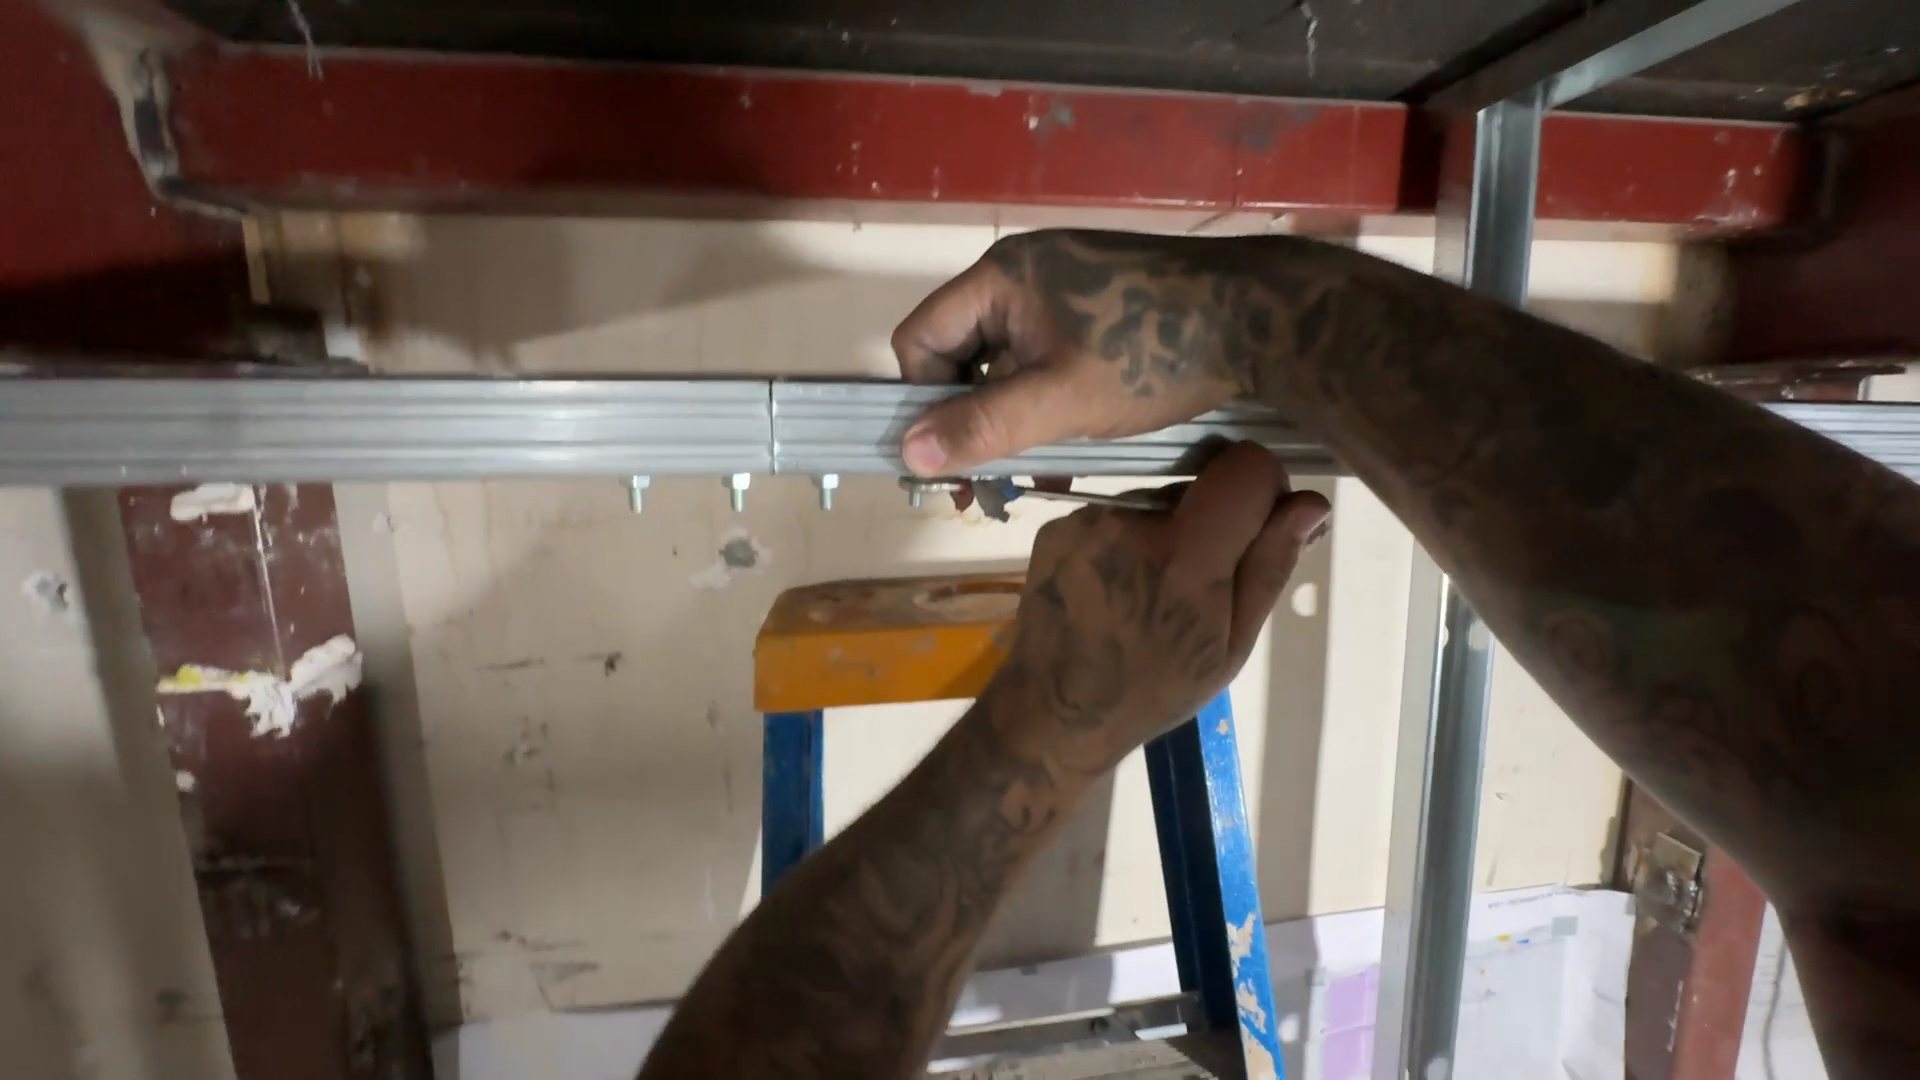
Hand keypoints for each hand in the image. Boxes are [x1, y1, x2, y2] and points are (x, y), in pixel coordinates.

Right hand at [892, 229, 1285, 475]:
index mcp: (1002, 279)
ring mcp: (1062, 296)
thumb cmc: (1153, 354)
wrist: (1263, 321)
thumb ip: (981, 426)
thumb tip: (907, 455)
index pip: (921, 338)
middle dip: (968, 424)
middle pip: (961, 357)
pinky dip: (1043, 412)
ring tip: (1026, 482)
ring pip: (1005, 370)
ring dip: (1008, 427)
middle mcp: (1023, 279)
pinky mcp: (1094, 317)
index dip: (922, 399)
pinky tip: (1062, 459)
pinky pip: (1043, 369)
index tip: (947, 456)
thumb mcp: (1060, 400)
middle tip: (984, 486)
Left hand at [994, 442, 1329, 768]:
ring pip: (1153, 503)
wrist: (1054, 708)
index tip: (1258, 527)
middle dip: (1209, 524)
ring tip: (1143, 595)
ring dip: (1162, 535)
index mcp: (1184, 554)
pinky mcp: (1056, 525)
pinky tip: (1110, 590)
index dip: (1264, 487)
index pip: (1245, 466)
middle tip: (1192, 587)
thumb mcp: (1230, 644)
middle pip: (1197, 486)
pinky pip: (1112, 516)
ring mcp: (1085, 519)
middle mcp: (1129, 520)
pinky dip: (1122, 542)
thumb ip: (1269, 565)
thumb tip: (1310, 503)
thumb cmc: (1153, 688)